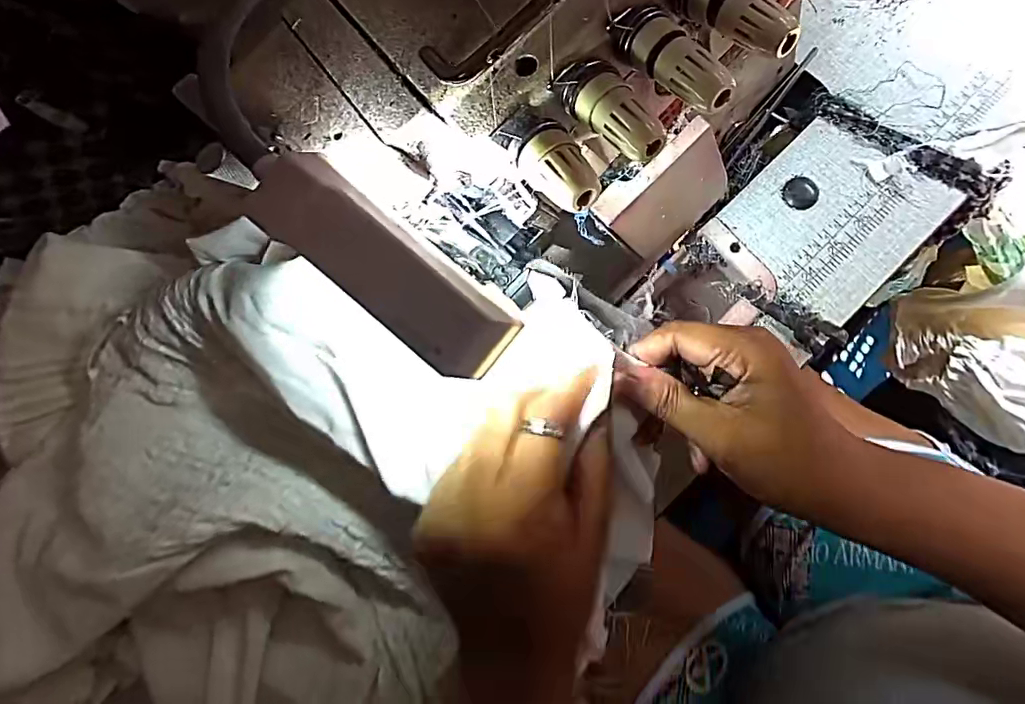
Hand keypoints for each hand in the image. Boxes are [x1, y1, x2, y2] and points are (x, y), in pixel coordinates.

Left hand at [413, 369, 613, 702]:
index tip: (591, 367)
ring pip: (478, 428)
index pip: (543, 417)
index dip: (570, 386)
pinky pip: (462, 457)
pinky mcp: (426, 517)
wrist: (508, 657)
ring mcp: (442, 505)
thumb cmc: (564, 593)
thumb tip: (597, 405)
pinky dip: (489, 443)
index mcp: (521, 501)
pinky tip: (512, 449)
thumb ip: (595, 459)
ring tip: (542, 415)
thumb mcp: (595, 527)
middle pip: (503, 411)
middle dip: (539, 391)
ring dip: (512, 414)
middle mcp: (472, 495)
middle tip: (568, 390)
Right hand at [613, 322, 858, 518]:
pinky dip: (703, 414)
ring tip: (678, 447)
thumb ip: (669, 401)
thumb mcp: (718, 434)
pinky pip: (716, 387)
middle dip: (662, 389)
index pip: (675, 334)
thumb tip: (623, 375)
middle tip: (641, 426)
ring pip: (697, 373)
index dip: (643, 358)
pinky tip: (704, 452)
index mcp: (742, 345)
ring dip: (683, 409)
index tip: (617, 391)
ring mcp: (753, 361)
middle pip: (685, 352)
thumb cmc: (783, 460)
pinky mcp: (756, 380)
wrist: (841, 484)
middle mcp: (746, 342)